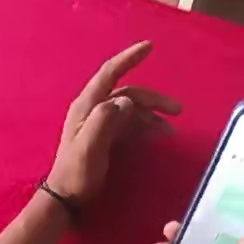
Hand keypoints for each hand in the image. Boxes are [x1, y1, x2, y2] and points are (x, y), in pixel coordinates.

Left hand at [46, 42, 180, 202]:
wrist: (66, 197)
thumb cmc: (76, 172)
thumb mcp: (89, 146)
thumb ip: (105, 120)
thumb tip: (126, 101)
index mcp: (88, 106)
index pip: (110, 73)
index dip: (129, 58)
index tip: (150, 46)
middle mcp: (93, 110)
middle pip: (127, 94)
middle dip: (153, 99)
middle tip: (178, 110)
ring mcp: (99, 124)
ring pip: (131, 111)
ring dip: (152, 116)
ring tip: (170, 131)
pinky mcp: (105, 138)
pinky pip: (129, 126)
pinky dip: (145, 127)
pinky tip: (157, 136)